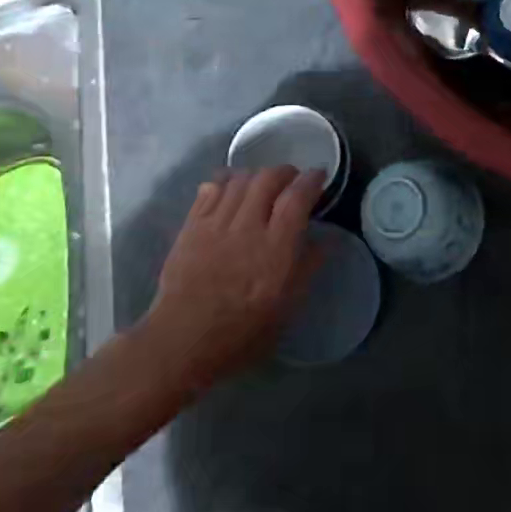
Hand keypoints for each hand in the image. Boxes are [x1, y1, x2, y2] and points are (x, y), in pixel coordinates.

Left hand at [142, 167, 325, 384]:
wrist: (183, 340)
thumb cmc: (243, 331)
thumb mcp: (287, 306)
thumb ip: (307, 267)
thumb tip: (327, 240)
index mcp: (275, 247)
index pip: (297, 196)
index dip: (311, 179)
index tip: (319, 175)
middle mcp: (247, 226)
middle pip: (268, 178)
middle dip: (285, 172)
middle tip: (292, 181)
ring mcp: (216, 223)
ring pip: (240, 179)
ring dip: (257, 175)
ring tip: (263, 184)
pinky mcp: (192, 225)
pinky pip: (210, 188)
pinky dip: (226, 181)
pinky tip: (231, 188)